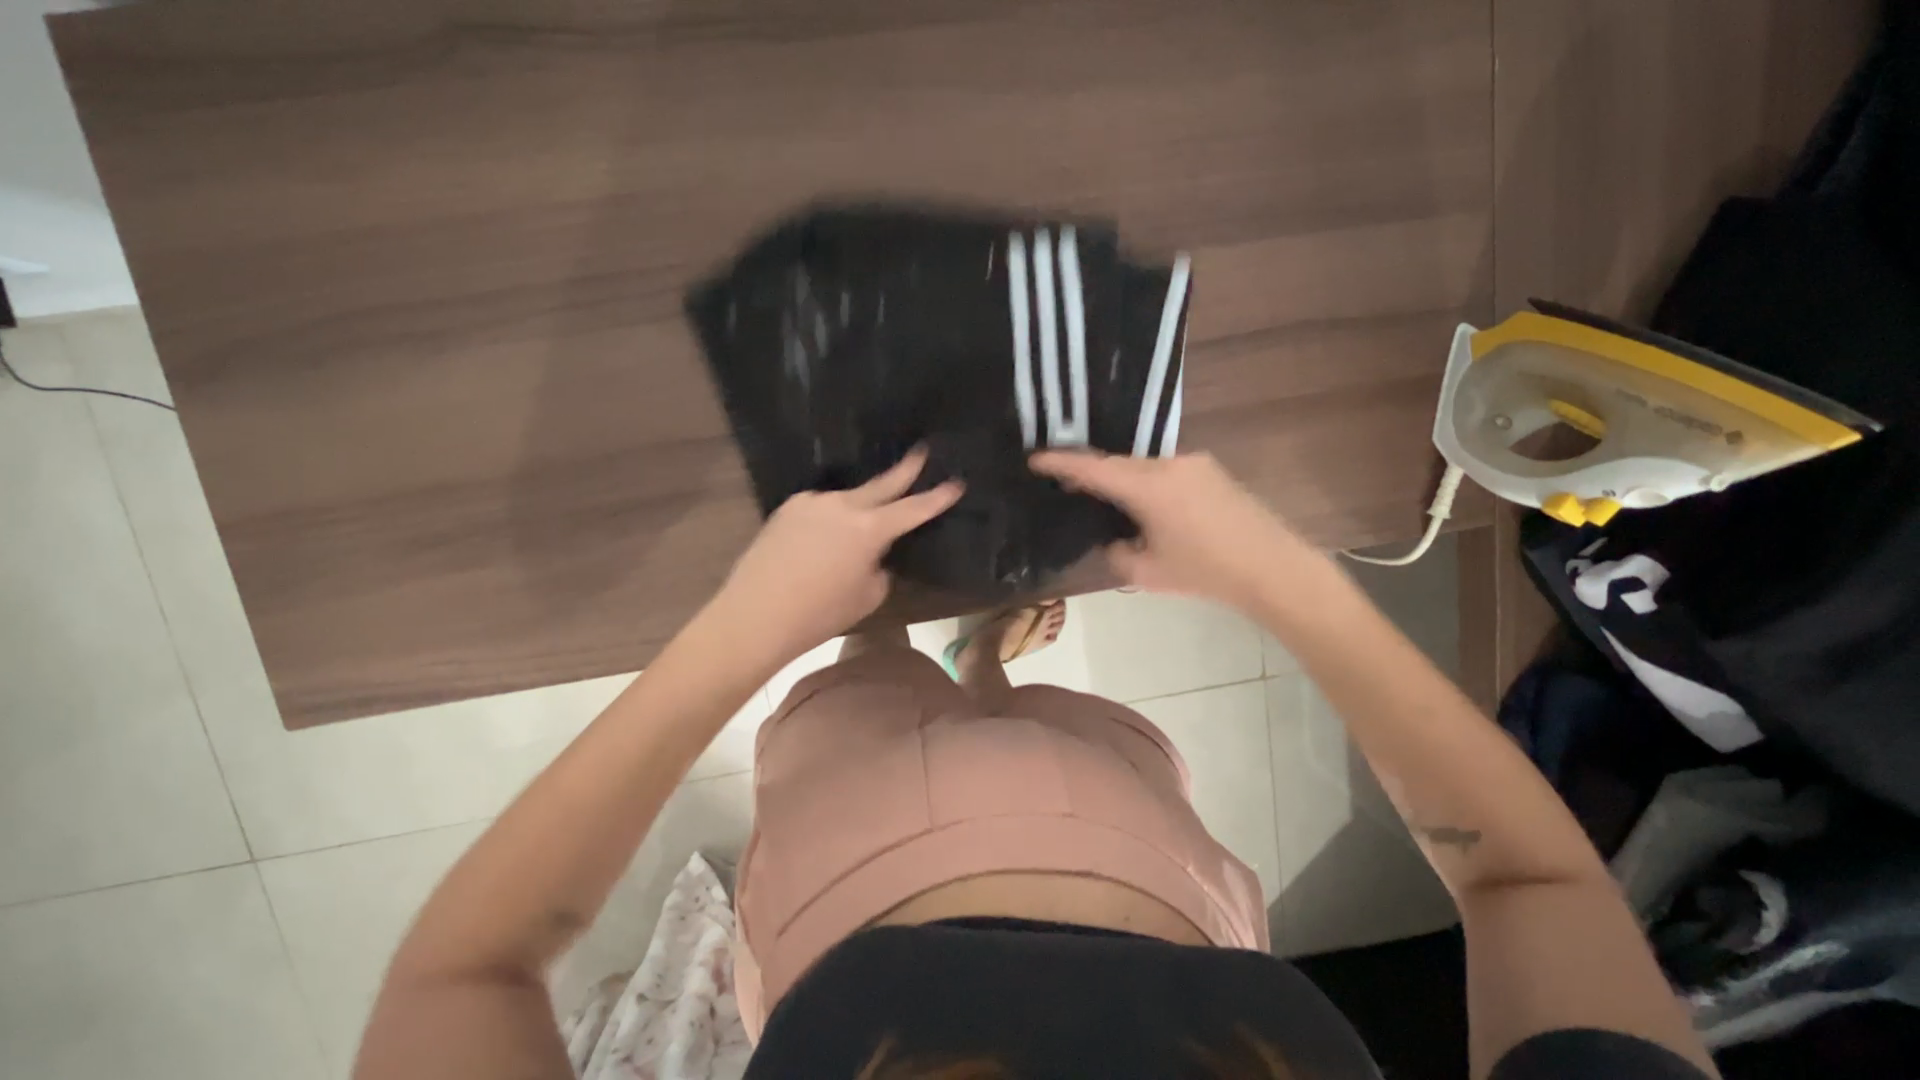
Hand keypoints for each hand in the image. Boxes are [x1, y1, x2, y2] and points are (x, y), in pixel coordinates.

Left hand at [713, 447, 962, 662]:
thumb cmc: (819, 614)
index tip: (956, 483)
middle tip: (921, 451)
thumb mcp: (867, 596)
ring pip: (846, 501)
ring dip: (859, 507)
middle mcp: (842, 505)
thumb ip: (879, 566)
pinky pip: (820, 509)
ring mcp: (811, 502)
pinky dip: (830, 519)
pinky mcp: (787, 509)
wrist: (755, 615)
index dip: (937, 497)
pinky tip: (823, 538)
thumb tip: (873, 554)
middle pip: (882, 484)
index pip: (913, 508)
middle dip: (905, 469)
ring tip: (860, 526)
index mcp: (869, 528)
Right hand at [1030, 450, 1326, 611]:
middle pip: (1118, 463)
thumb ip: (1118, 554)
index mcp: (1149, 486)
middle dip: (1090, 472)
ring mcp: (1194, 464)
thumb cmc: (1206, 572)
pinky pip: (1164, 472)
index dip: (1061, 463)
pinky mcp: (1211, 473)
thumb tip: (1113, 542)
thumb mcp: (1148, 573)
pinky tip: (1142, 506)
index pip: (1094, 469)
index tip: (1034, 457)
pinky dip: (1145, 483)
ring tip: (1102, 498)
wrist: (1274, 569)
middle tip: (1064, 483)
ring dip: (1121, 480)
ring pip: (1143, 467)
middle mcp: (1169, 464)